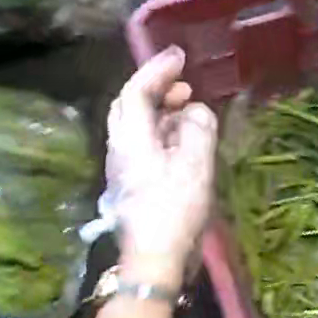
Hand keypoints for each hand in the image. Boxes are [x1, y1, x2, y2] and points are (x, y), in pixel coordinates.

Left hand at [105, 47, 217, 287]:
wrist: (154, 260)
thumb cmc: (174, 210)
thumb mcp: (195, 164)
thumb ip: (198, 128)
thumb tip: (195, 112)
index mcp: (131, 138)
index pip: (137, 91)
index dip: (157, 70)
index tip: (179, 57)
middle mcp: (120, 147)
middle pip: (129, 106)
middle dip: (155, 88)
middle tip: (183, 84)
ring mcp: (123, 167)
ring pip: (136, 126)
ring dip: (160, 111)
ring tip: (187, 109)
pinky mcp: (132, 183)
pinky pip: (143, 144)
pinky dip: (162, 132)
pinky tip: (182, 141)